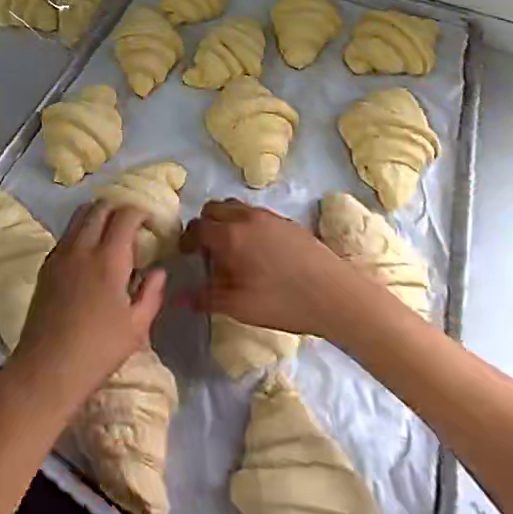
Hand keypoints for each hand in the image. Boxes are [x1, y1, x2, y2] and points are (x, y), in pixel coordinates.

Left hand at [3, 202, 166, 411]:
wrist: (46, 369)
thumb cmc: (98, 351)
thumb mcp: (137, 328)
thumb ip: (152, 293)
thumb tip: (158, 271)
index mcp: (109, 258)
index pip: (126, 215)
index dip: (141, 213)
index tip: (151, 224)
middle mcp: (83, 247)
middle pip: (100, 207)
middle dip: (119, 209)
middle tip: (132, 227)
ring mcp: (61, 254)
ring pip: (79, 215)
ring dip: (98, 215)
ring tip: (110, 236)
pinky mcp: (46, 265)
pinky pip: (67, 234)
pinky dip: (81, 231)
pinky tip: (89, 254)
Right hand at [181, 199, 375, 336]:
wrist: (335, 294)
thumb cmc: (283, 302)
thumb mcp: (239, 306)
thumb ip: (206, 298)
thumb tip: (177, 297)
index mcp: (230, 235)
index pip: (197, 227)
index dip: (187, 240)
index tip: (185, 255)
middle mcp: (246, 217)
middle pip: (213, 208)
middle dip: (204, 225)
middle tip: (206, 250)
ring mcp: (269, 216)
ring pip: (235, 207)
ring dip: (225, 221)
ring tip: (231, 248)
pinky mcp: (287, 221)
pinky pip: (255, 214)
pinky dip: (245, 224)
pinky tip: (257, 251)